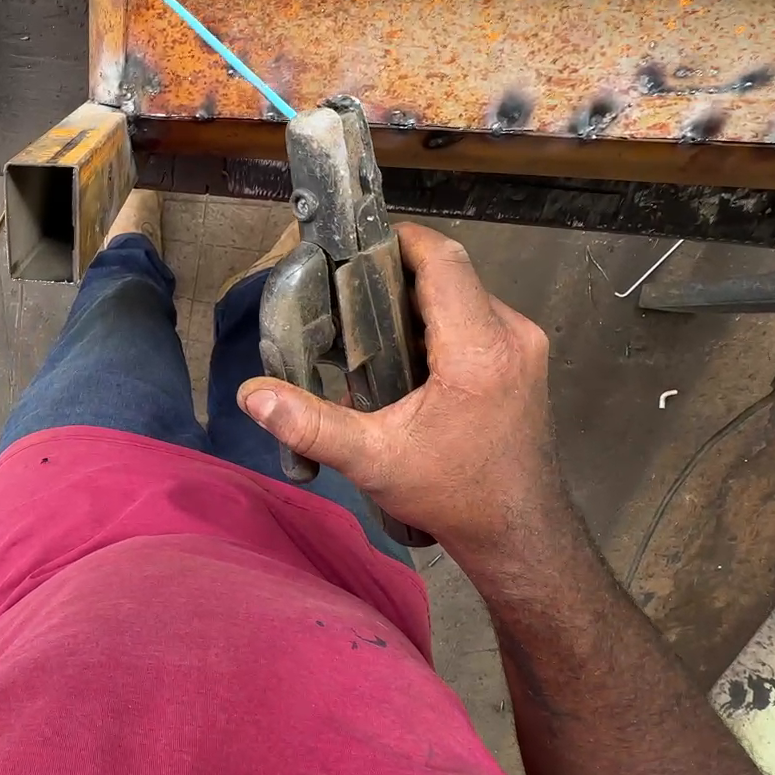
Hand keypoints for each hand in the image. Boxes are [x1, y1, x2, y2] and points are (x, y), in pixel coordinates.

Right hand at [238, 223, 576, 567]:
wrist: (519, 533)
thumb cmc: (452, 495)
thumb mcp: (373, 461)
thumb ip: (310, 424)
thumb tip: (252, 395)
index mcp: (479, 349)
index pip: (443, 261)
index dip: (399, 241)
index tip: (354, 246)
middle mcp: (511, 334)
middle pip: (449, 275)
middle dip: (395, 278)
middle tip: (343, 298)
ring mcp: (523, 346)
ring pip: (461, 297)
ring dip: (414, 304)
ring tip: (365, 330)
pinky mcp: (522, 361)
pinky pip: (474, 319)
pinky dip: (435, 325)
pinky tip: (401, 357)